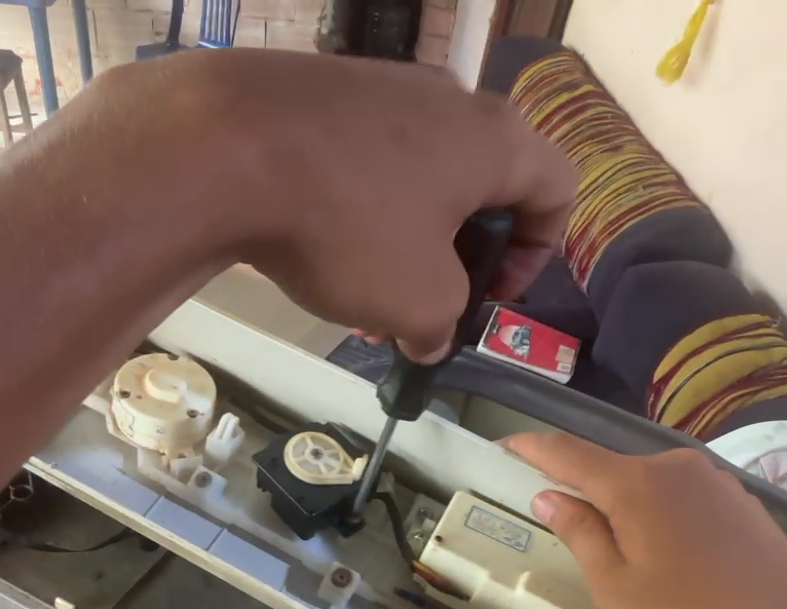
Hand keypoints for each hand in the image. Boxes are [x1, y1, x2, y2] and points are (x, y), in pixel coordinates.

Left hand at [81, 50, 575, 361]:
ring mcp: (380, 91)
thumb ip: (442, 326)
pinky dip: (358, 217)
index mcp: (494, 138)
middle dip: (455, 262)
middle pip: (478, 189)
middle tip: (421, 310)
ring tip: (361, 302)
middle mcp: (446, 100)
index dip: (536, 253)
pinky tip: (319, 258)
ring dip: (401, 249)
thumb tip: (429, 339)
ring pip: (414, 182)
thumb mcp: (418, 302)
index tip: (490, 295)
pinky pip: (362, 165)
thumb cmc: (353, 228)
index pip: (556, 188)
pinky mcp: (323, 98)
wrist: (230, 151)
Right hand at [504, 434, 786, 608]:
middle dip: (580, 489)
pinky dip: (657, 512)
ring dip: (622, 505)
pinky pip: (678, 494)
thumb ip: (579, 534)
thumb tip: (548, 497)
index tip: (503, 446)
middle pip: (608, 467)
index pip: (565, 452)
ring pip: (645, 482)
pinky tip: (669, 553)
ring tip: (624, 553)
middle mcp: (671, 466)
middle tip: (565, 528)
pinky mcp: (737, 496)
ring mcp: (710, 478)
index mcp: (633, 484)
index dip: (529, 447)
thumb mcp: (615, 586)